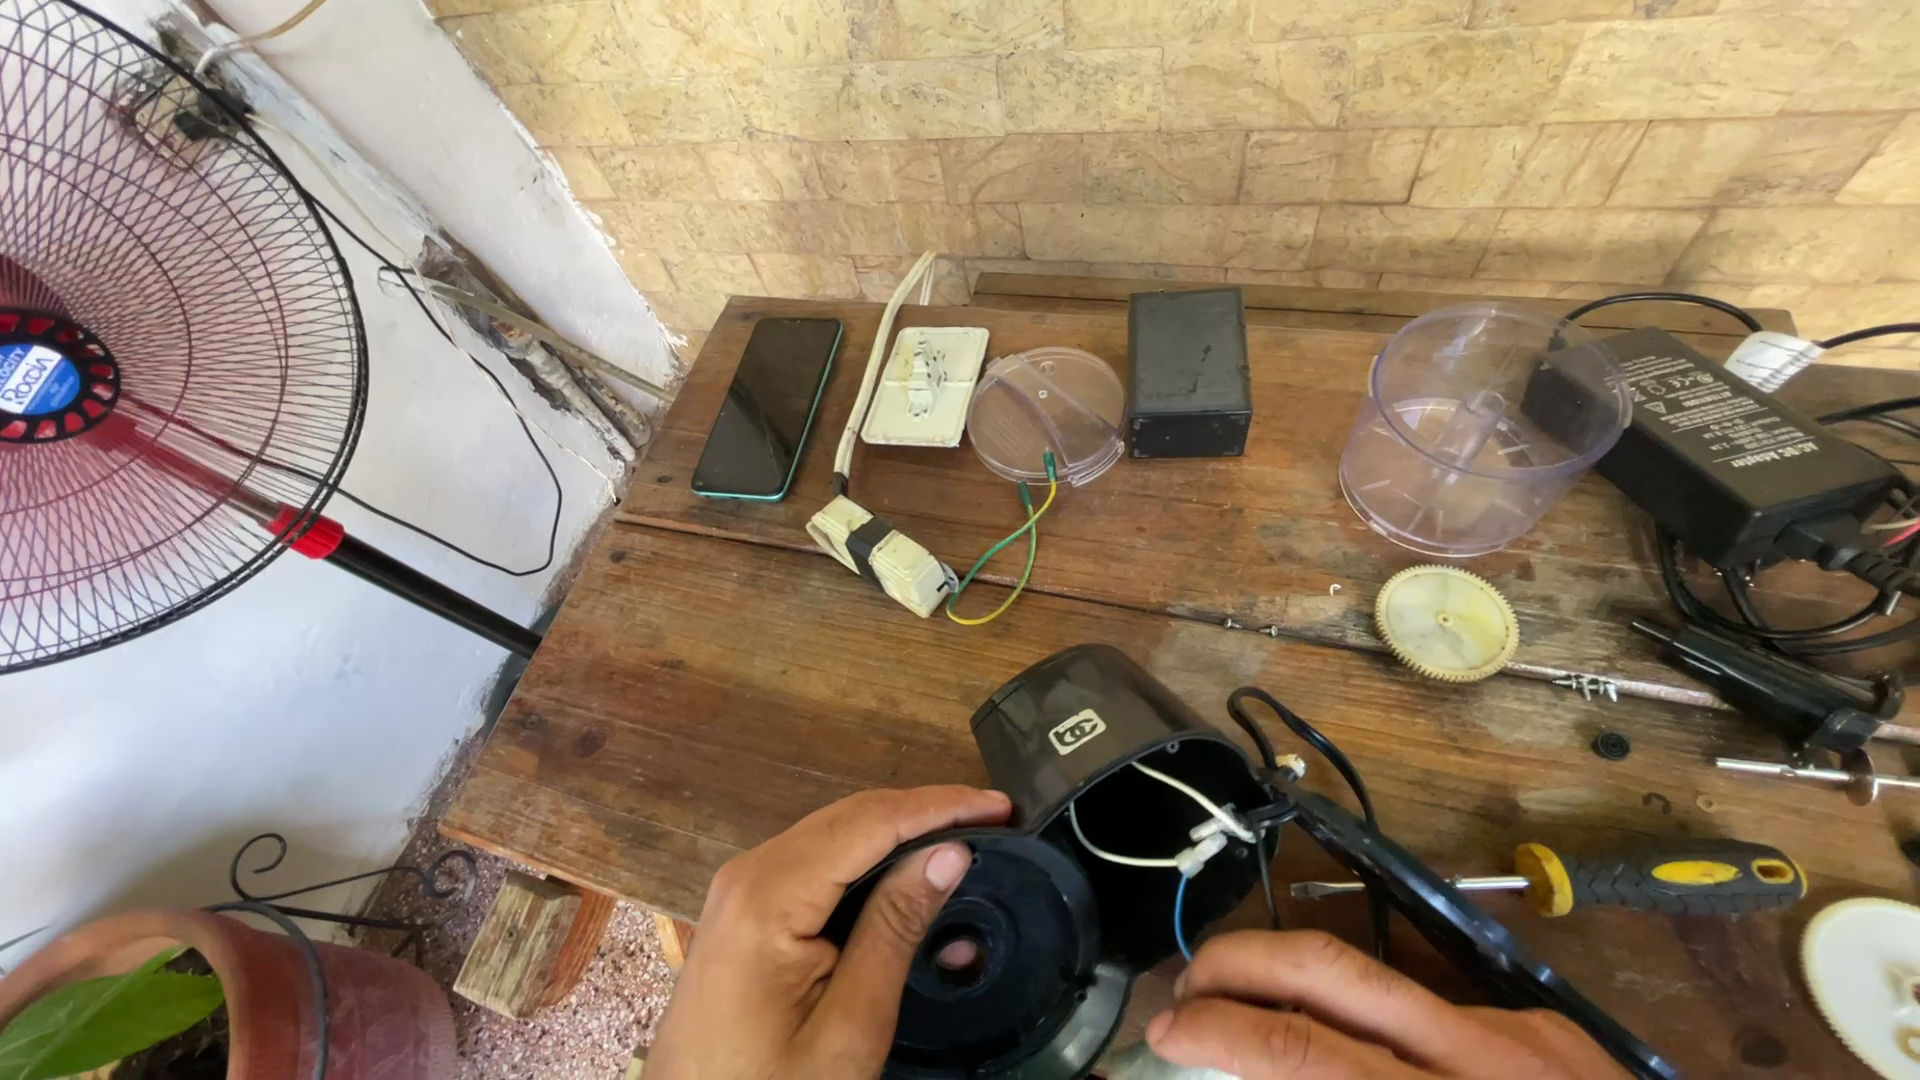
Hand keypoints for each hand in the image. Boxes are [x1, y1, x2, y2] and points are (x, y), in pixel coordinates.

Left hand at [646, 785, 1011, 1079]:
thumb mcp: (849, 1025)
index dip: (939, 805)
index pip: (871, 822)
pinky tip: (909, 869)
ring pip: (838, 830)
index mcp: (771, 893)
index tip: (999, 804)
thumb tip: (950, 851)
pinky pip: (819, 858)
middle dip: (925, 809)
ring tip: (962, 833)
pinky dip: (870, 856)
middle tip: (992, 816)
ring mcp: (745, 883)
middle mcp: (752, 869)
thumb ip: (896, 928)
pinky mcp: (748, 902)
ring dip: (901, 829)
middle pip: (853, 815)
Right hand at [1147, 930, 1632, 1079]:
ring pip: (1366, 968)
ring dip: (1284, 970)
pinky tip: (1362, 1052)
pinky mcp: (1544, 1025)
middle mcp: (1480, 1062)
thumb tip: (1263, 1069)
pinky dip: (1365, 1016)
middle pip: (1325, 970)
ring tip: (1238, 991)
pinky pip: (1421, 1002)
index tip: (1164, 1032)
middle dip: (1234, 963)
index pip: (1300, 1053)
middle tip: (1183, 986)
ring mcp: (1518, 1032)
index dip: (1217, 1031)